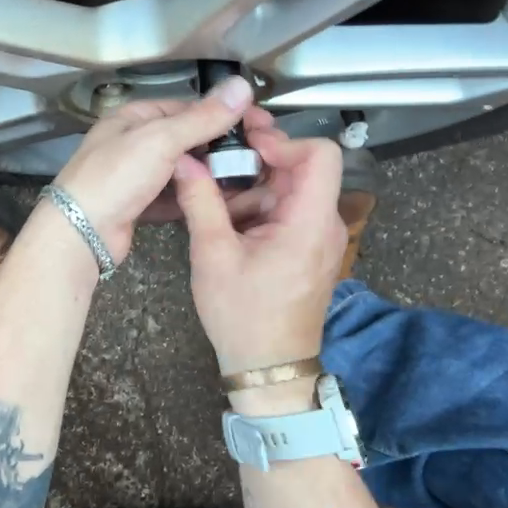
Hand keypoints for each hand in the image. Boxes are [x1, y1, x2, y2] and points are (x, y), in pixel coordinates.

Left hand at [48, 76, 266, 263]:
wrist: (79, 232)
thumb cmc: (114, 178)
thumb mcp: (160, 140)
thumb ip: (202, 117)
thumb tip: (241, 86)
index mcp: (132, 118)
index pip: (186, 108)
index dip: (222, 115)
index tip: (259, 126)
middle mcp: (132, 143)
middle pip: (185, 140)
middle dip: (218, 148)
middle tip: (259, 157)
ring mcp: (135, 177)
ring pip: (181, 171)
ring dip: (210, 175)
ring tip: (249, 180)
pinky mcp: (138, 206)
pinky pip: (174, 197)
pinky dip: (195, 198)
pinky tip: (222, 204)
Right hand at [171, 123, 346, 373]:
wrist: (268, 367)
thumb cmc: (244, 315)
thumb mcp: (212, 255)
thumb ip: (200, 201)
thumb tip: (183, 159)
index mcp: (309, 222)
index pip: (319, 154)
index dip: (281, 140)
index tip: (243, 143)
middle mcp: (324, 224)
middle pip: (301, 168)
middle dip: (256, 160)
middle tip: (215, 158)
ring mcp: (318, 237)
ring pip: (289, 189)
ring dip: (251, 186)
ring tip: (211, 199)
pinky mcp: (307, 249)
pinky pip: (285, 211)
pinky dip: (256, 207)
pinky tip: (224, 221)